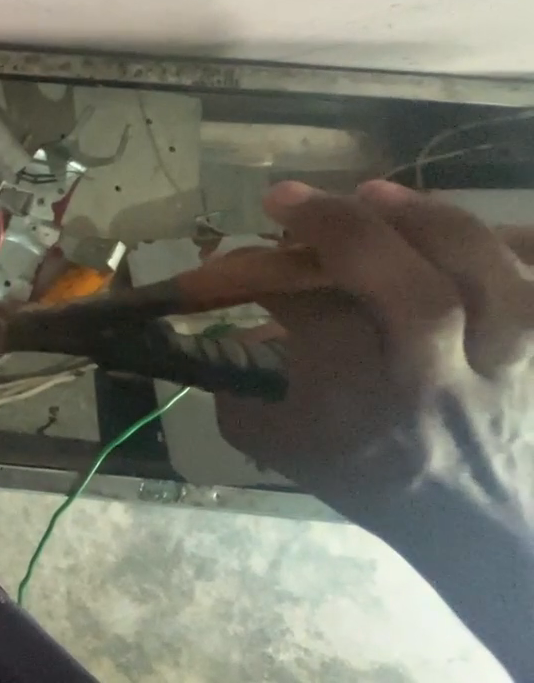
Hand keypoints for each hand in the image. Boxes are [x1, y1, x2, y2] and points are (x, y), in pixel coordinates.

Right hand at [216, 180, 533, 545]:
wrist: (475, 522)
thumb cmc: (358, 473)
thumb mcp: (269, 436)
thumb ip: (232, 376)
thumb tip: (211, 315)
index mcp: (361, 403)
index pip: (310, 319)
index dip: (252, 277)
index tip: (214, 266)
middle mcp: (438, 381)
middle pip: (414, 293)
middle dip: (344, 231)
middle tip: (286, 198)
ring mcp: (507, 365)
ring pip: (494, 282)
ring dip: (430, 224)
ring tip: (375, 193)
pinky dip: (519, 245)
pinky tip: (474, 226)